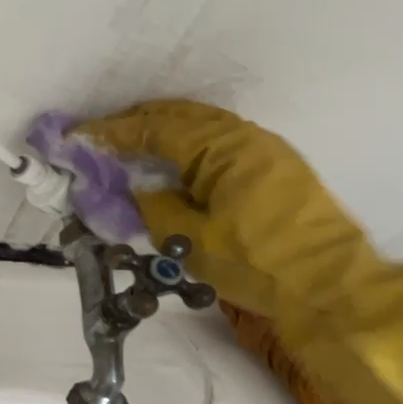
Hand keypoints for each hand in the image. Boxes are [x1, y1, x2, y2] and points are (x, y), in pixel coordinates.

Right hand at [77, 100, 402, 403]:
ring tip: (120, 150)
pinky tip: (161, 164)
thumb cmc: (256, 262)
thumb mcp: (188, 238)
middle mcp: (246, 139)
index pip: (156, 129)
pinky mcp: (268, 171)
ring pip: (198, 129)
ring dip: (157, 134)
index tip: (75, 140)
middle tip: (93, 139)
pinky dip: (180, 147)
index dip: (111, 133)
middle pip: (179, 118)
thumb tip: (129, 187)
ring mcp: (262, 152)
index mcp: (224, 150)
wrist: (327, 285)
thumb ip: (152, 205)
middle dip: (133, 125)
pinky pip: (214, 144)